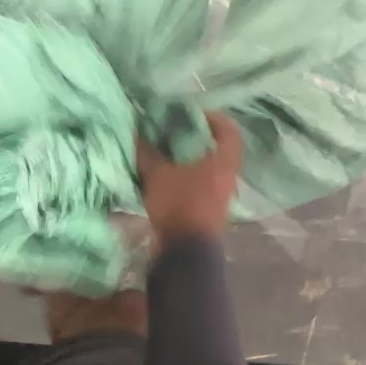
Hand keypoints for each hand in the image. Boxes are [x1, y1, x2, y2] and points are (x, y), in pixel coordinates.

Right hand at [137, 111, 242, 247]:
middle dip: (198, 138)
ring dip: (191, 159)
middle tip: (175, 130)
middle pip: (218, 149)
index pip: (229, 130)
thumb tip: (137, 132)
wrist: (186, 251)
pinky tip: (166, 175)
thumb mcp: (158, 174)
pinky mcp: (210, 209)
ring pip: (209, 168)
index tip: (193, 113)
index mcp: (224, 162)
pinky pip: (201, 184)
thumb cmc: (179, 205)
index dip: (213, 117)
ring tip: (167, 151)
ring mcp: (221, 194)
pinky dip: (187, 175)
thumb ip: (148, 152)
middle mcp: (228, 176)